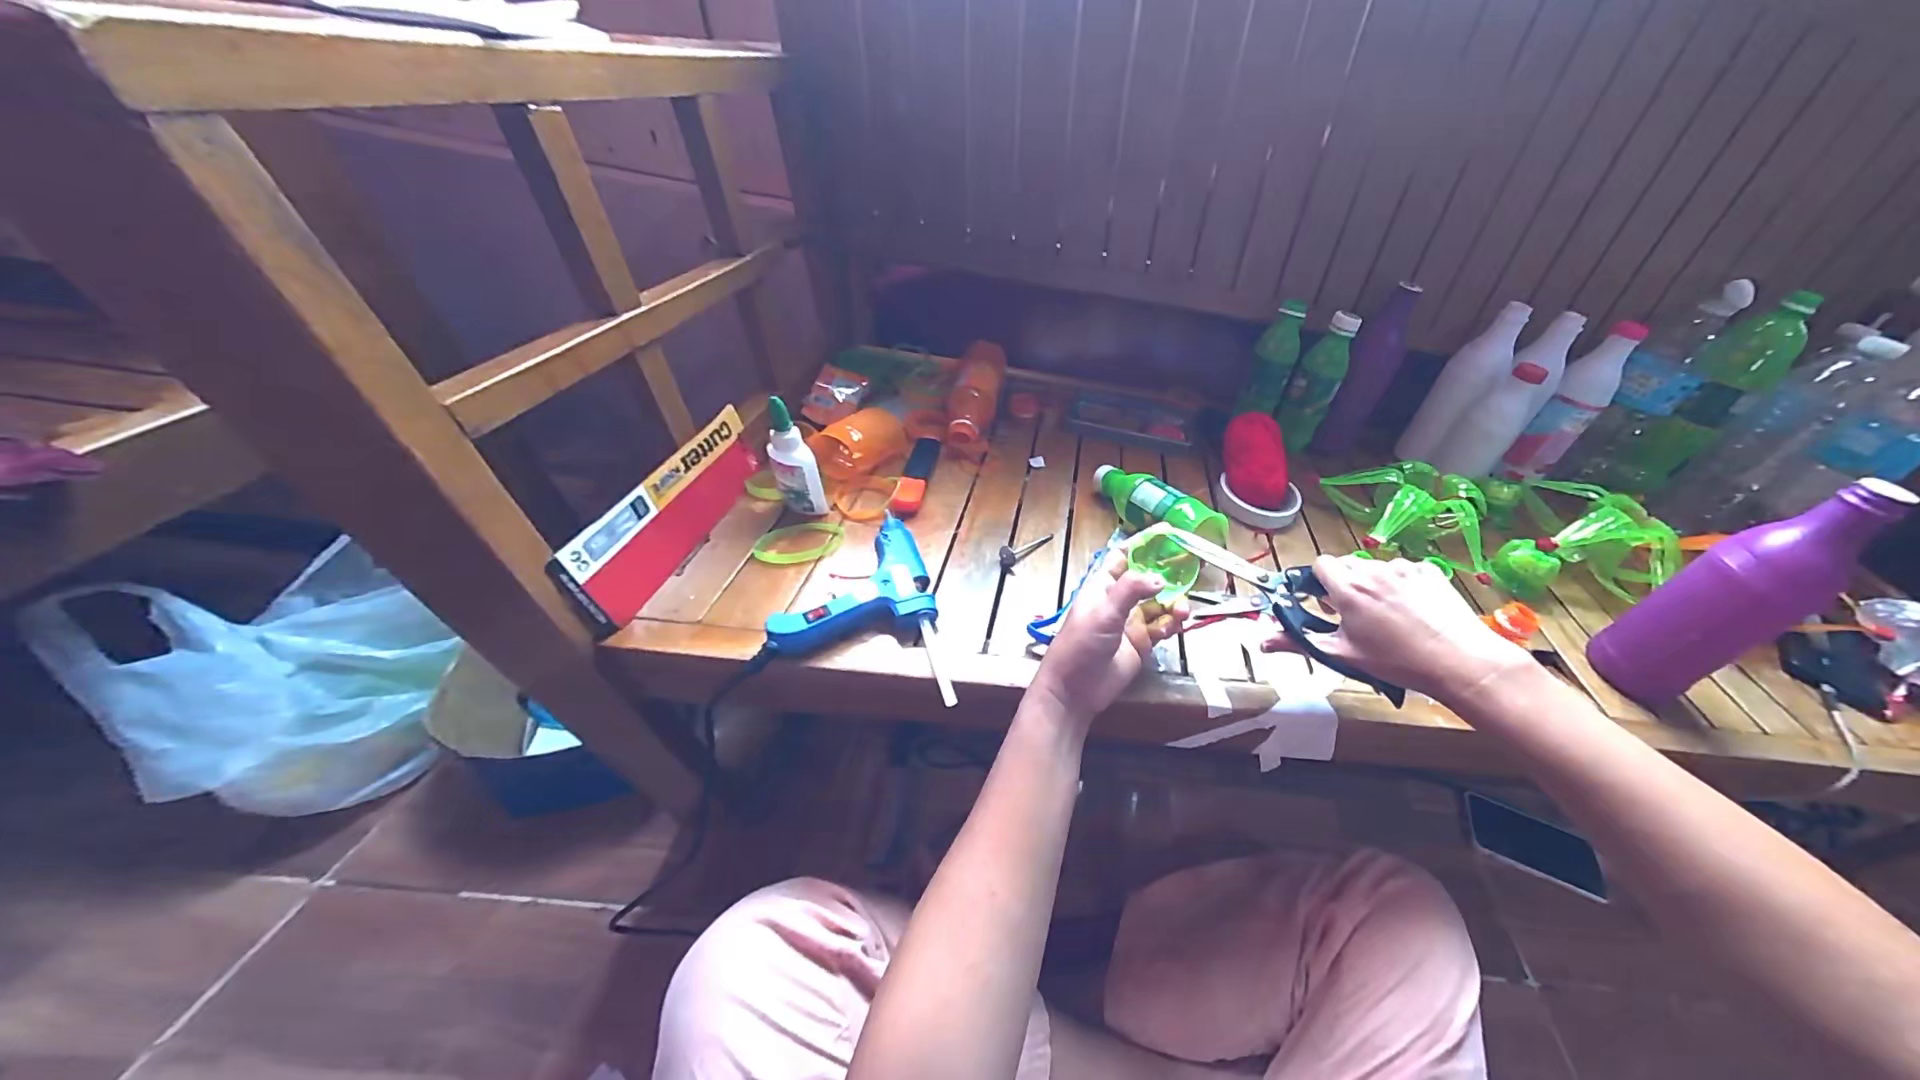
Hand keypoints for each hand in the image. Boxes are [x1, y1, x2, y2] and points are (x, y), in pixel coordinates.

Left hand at [1030, 551, 1187, 726]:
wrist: (1075, 690)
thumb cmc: (1079, 645)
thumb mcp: (1103, 613)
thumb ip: (1130, 591)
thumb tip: (1159, 578)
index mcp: (1102, 585)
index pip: (1124, 556)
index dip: (1144, 543)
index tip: (1168, 531)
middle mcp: (1118, 600)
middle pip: (1147, 578)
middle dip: (1168, 572)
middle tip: (1191, 566)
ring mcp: (1130, 621)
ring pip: (1159, 602)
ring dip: (1174, 601)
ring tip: (1182, 609)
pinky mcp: (1141, 643)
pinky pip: (1163, 626)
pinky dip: (1173, 622)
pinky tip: (1179, 622)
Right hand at [1261, 554, 1528, 702]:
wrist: (1460, 661)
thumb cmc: (1398, 661)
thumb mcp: (1342, 654)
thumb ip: (1299, 642)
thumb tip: (1263, 642)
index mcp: (1348, 590)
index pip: (1320, 564)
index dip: (1320, 581)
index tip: (1326, 601)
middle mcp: (1374, 572)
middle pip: (1348, 564)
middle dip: (1345, 583)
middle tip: (1354, 612)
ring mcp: (1405, 569)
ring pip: (1375, 567)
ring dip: (1373, 583)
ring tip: (1387, 614)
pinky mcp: (1430, 572)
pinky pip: (1405, 570)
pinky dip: (1402, 584)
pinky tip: (1412, 609)